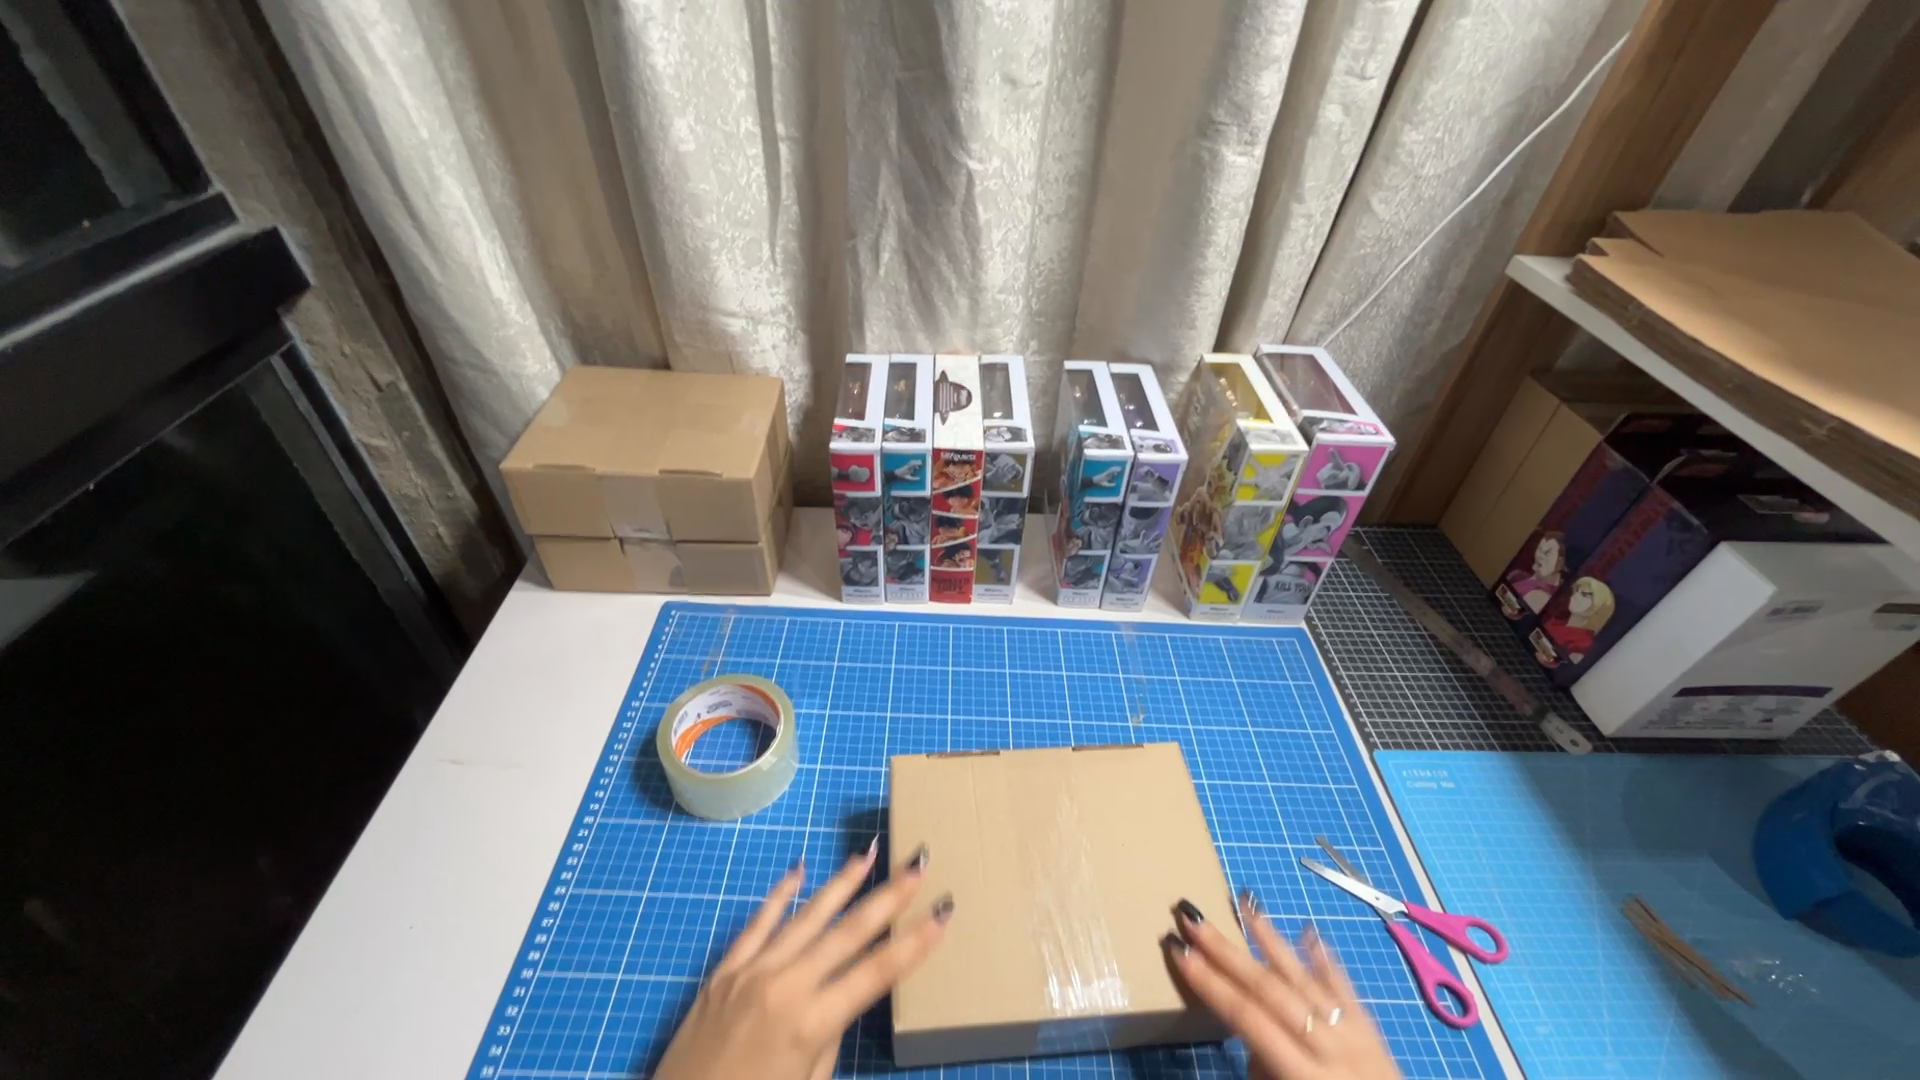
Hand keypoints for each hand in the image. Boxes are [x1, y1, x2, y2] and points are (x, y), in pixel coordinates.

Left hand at [654, 841, 950, 1079]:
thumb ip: (827, 1040)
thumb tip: (837, 1000)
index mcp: (811, 1022)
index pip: (877, 973)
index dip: (914, 943)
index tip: (943, 912)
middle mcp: (785, 985)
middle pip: (848, 932)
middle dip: (888, 897)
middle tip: (918, 865)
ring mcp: (751, 971)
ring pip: (806, 915)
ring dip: (842, 883)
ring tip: (869, 854)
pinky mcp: (723, 970)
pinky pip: (757, 923)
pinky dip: (780, 895)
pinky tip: (800, 869)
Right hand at [1167, 894, 1402, 1079]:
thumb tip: (1254, 1052)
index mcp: (1305, 1078)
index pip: (1248, 1019)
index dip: (1211, 985)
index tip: (1179, 951)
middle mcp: (1331, 1051)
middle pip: (1271, 990)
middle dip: (1228, 953)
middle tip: (1193, 919)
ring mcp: (1358, 1040)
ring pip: (1307, 981)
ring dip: (1272, 941)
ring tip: (1246, 904)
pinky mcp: (1376, 1039)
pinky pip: (1348, 993)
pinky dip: (1327, 962)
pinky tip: (1310, 932)